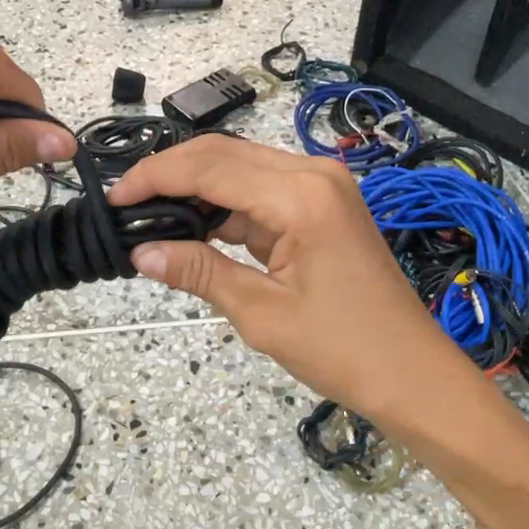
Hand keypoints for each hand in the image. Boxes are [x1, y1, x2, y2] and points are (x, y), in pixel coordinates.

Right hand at [108, 136, 479, 423]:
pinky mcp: (323, 202)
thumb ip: (199, 272)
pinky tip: (195, 226)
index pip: (210, 166)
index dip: (156, 177)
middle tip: (126, 203)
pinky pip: (262, 189)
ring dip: (197, 187)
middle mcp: (313, 173)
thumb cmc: (344, 350)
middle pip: (224, 153)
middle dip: (171, 173)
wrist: (414, 374)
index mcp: (301, 194)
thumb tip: (140, 252)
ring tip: (151, 215)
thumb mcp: (261, 313)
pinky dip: (227, 205)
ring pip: (241, 166)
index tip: (115, 198)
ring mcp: (322, 185)